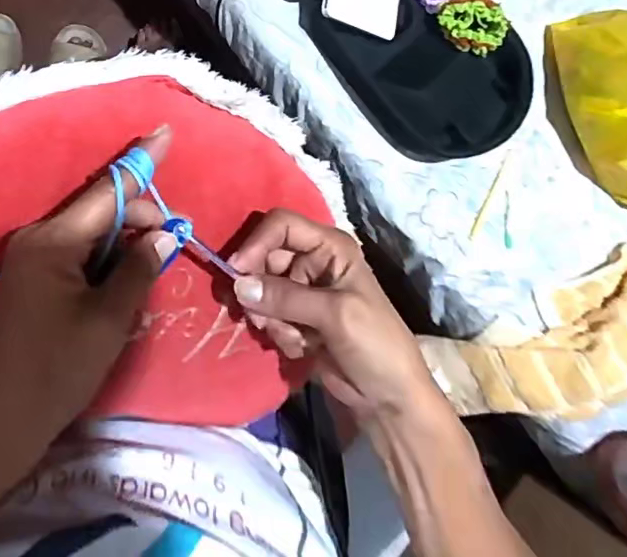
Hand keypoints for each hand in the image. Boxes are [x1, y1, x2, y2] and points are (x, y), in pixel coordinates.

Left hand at [0, 126, 177, 447]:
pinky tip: (124, 279)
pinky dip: (103, 259)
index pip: (108, 191)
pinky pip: (76, 252)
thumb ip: (138, 269)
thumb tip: (164, 235)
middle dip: (139, 220)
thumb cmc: (56, 369)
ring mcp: (31, 256)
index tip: (165, 131)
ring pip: (90, 233)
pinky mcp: (31, 276)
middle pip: (100, 212)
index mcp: (54, 240)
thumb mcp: (108, 320)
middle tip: (175, 240)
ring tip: (154, 264)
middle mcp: (38, 236)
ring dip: (123, 243)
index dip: (140, 162)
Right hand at [229, 210, 439, 420]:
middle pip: (264, 256)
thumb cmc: (376, 346)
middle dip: (259, 288)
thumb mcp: (335, 315)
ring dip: (269, 316)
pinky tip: (301, 348)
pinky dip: (277, 331)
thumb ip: (286, 297)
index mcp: (330, 247)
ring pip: (261, 288)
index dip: (257, 242)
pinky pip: (267, 313)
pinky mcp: (295, 317)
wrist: (390, 401)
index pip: (282, 225)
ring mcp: (303, 289)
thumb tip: (238, 285)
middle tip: (259, 318)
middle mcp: (313, 260)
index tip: (236, 271)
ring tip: (292, 338)